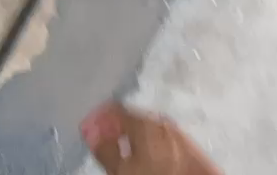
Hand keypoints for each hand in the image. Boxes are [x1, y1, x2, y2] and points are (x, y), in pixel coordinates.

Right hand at [79, 101, 222, 174]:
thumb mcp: (123, 170)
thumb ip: (105, 150)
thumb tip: (90, 131)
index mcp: (143, 120)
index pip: (113, 107)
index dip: (97, 117)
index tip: (86, 130)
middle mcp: (160, 119)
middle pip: (131, 117)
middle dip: (114, 127)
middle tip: (102, 142)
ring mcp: (177, 132)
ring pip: (147, 128)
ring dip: (131, 136)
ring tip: (122, 152)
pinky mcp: (189, 148)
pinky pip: (161, 139)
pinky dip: (148, 144)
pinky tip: (146, 158)